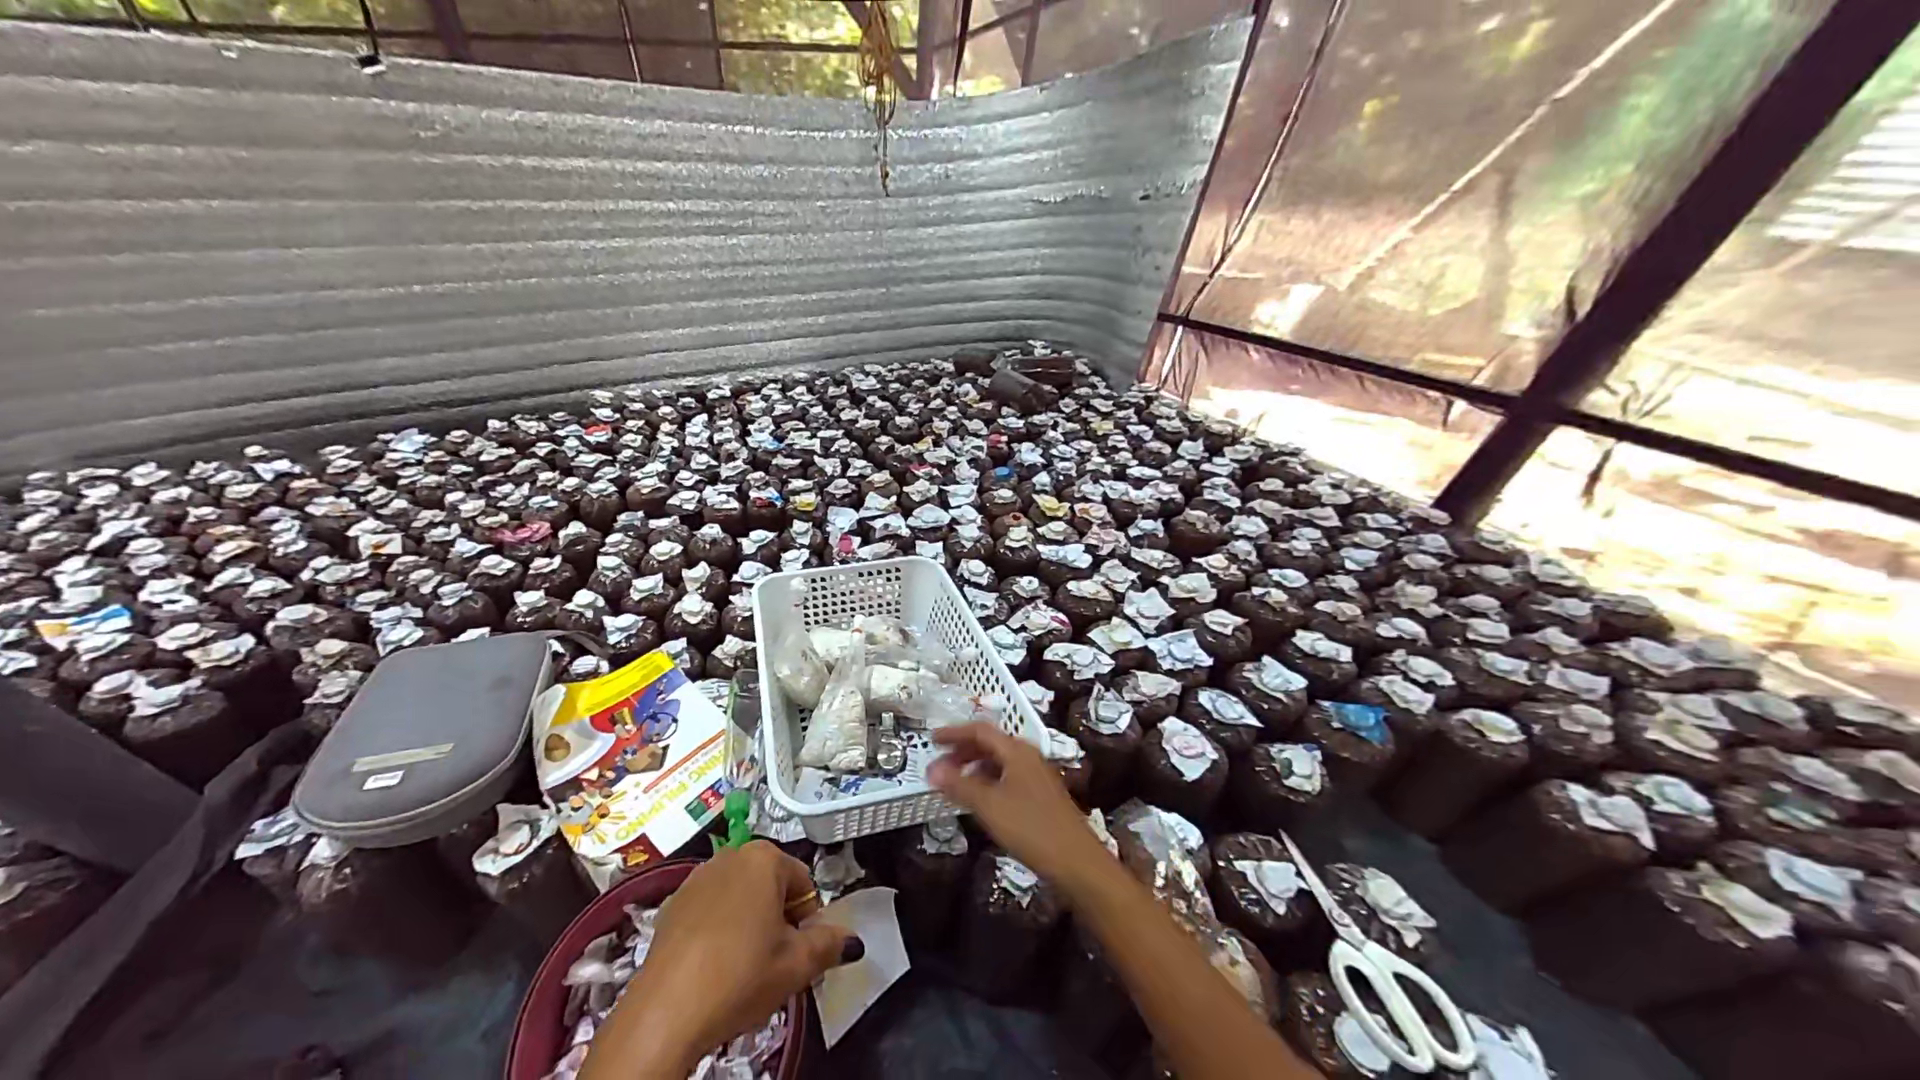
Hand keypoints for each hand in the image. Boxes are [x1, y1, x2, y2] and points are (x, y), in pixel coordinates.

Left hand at [580, 842, 859, 1079]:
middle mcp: (731, 856)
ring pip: (740, 898)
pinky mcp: (671, 905)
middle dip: (778, 920)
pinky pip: (710, 911)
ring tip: (743, 967)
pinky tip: (714, 967)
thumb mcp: (797, 965)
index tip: (799, 953)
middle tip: (775, 962)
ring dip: (749, 924)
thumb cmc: (740, 976)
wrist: (664, 1013)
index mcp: (765, 858)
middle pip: (771, 886)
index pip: (804, 884)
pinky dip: (719, 931)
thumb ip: (830, 945)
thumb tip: (852, 941)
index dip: (808, 921)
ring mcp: (696, 878)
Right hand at [927, 722, 1110, 889]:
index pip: (980, 730)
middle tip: (940, 765)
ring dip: (974, 767)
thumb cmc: (1031, 828)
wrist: (1076, 861)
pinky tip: (979, 800)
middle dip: (963, 751)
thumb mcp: (989, 806)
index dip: (954, 732)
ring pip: (999, 761)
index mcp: (1017, 751)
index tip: (932, 738)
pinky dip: (988, 781)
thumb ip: (959, 785)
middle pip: (990, 743)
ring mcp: (1037, 775)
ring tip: (954, 783)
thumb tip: (932, 769)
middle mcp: (1028, 756)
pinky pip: (1007, 776)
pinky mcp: (1041, 794)